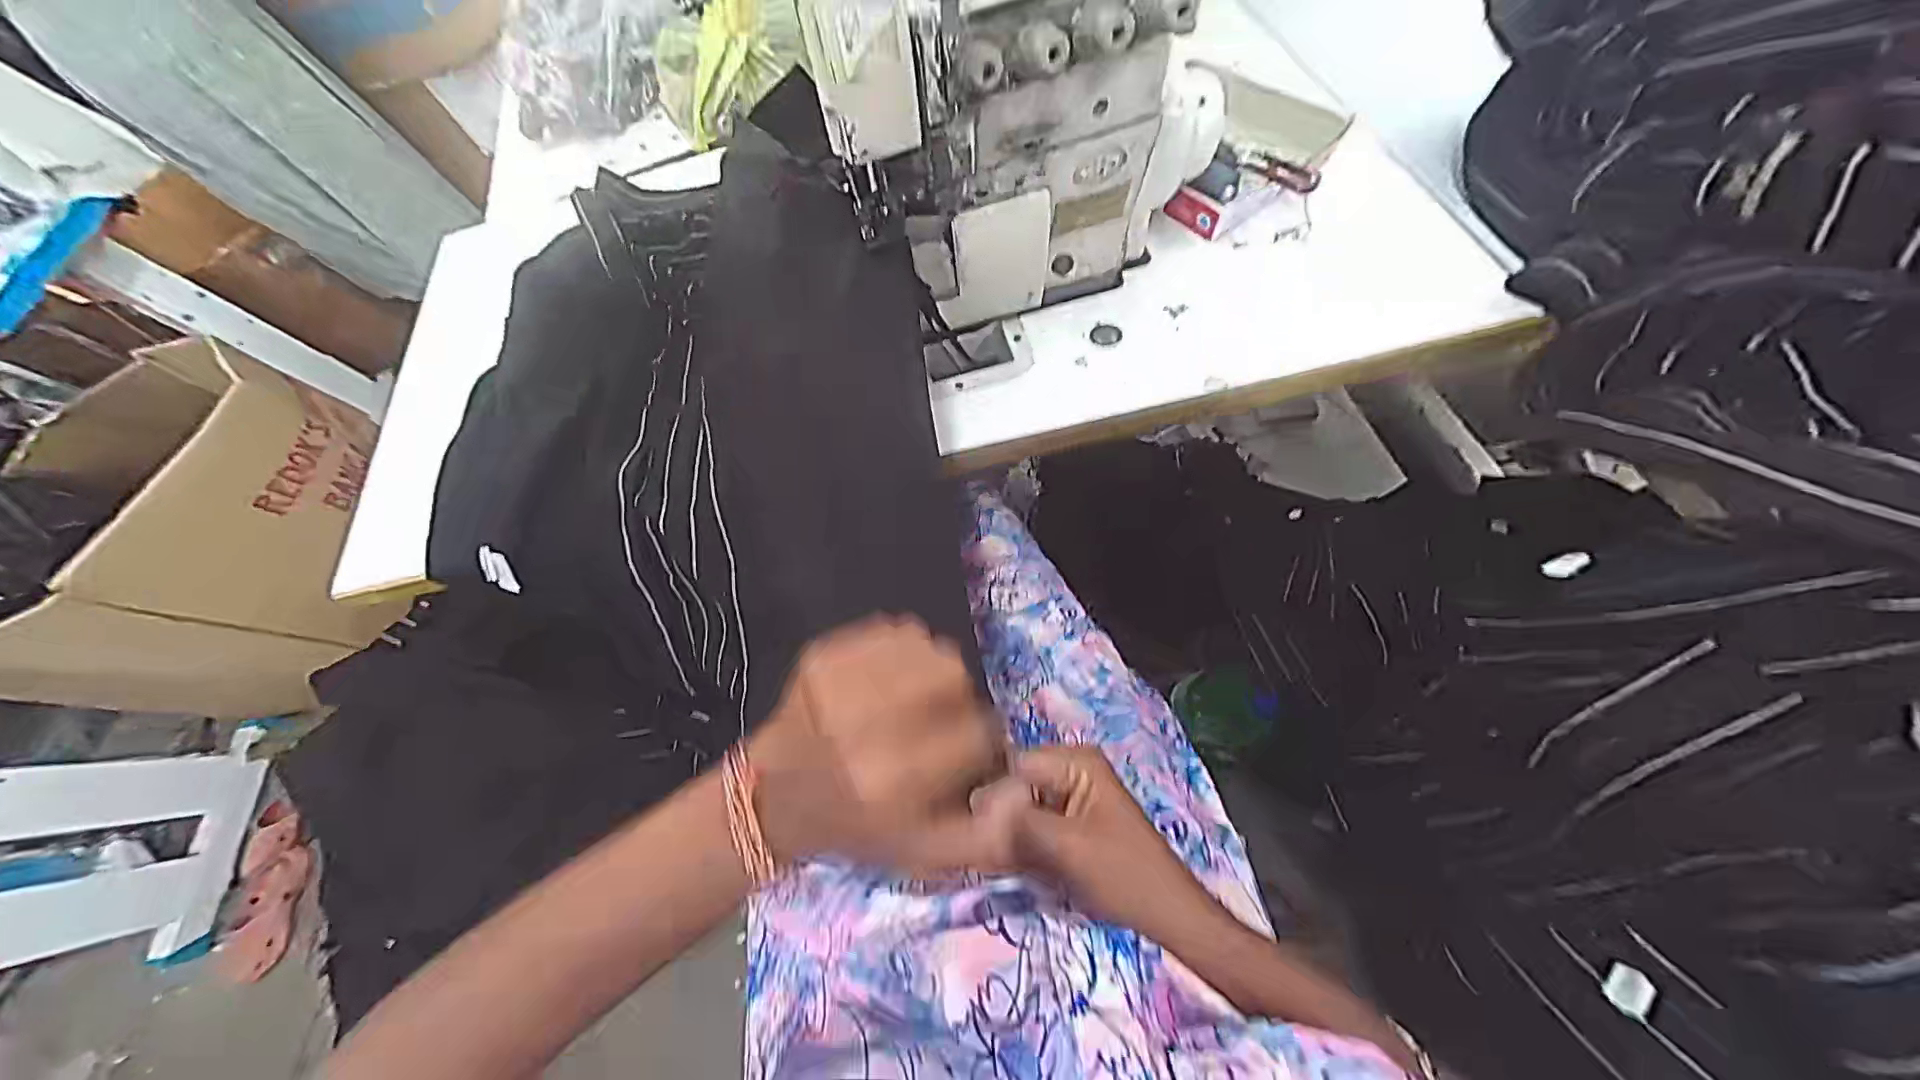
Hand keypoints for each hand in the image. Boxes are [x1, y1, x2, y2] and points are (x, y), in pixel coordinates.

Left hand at [749, 617, 1006, 874]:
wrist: (772, 798)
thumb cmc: (853, 826)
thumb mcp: (917, 853)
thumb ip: (981, 836)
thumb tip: (1023, 790)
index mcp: (891, 781)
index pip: (976, 732)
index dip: (984, 737)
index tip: (972, 744)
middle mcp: (864, 727)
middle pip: (952, 674)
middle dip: (960, 696)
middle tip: (944, 715)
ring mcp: (838, 683)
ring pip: (926, 646)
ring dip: (933, 670)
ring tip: (917, 695)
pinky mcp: (822, 657)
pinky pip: (891, 631)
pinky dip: (904, 650)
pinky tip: (892, 677)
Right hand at [971, 744, 1220, 936]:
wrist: (1166, 913)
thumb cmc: (1124, 875)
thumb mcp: (1066, 846)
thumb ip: (1018, 822)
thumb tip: (974, 806)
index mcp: (1075, 760)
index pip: (1013, 765)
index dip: (994, 799)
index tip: (981, 836)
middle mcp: (1069, 769)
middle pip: (1013, 786)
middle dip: (999, 820)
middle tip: (993, 856)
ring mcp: (1069, 795)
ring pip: (1018, 809)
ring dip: (1007, 837)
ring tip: (1005, 865)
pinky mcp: (1067, 821)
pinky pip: (1030, 825)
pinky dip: (1020, 846)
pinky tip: (1018, 869)